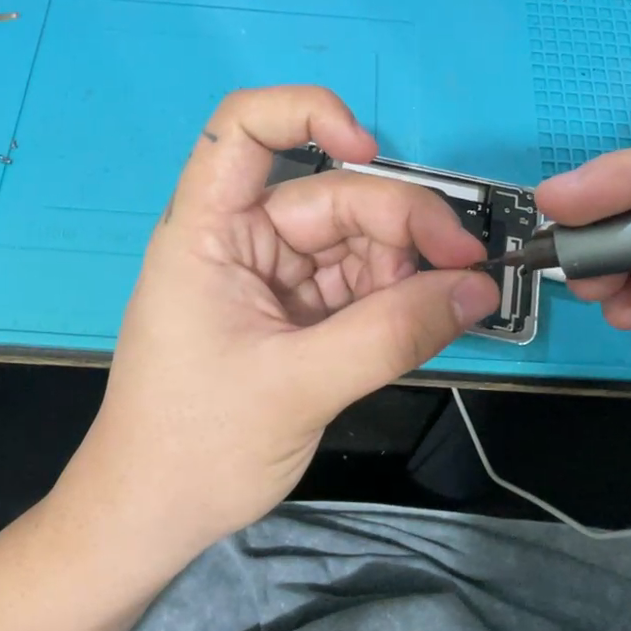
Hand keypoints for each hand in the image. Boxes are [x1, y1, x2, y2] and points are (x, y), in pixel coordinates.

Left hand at [65, 86, 500, 550]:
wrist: (154, 517)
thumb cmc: (195, 445)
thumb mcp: (297, 386)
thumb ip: (391, 334)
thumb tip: (476, 289)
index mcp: (209, 231)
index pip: (242, 129)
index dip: (305, 112)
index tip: (368, 150)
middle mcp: (244, 240)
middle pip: (332, 197)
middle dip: (402, 224)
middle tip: (465, 269)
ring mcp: (275, 277)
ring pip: (357, 242)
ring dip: (407, 268)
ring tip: (446, 308)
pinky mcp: (300, 315)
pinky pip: (360, 286)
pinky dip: (398, 300)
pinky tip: (429, 320)